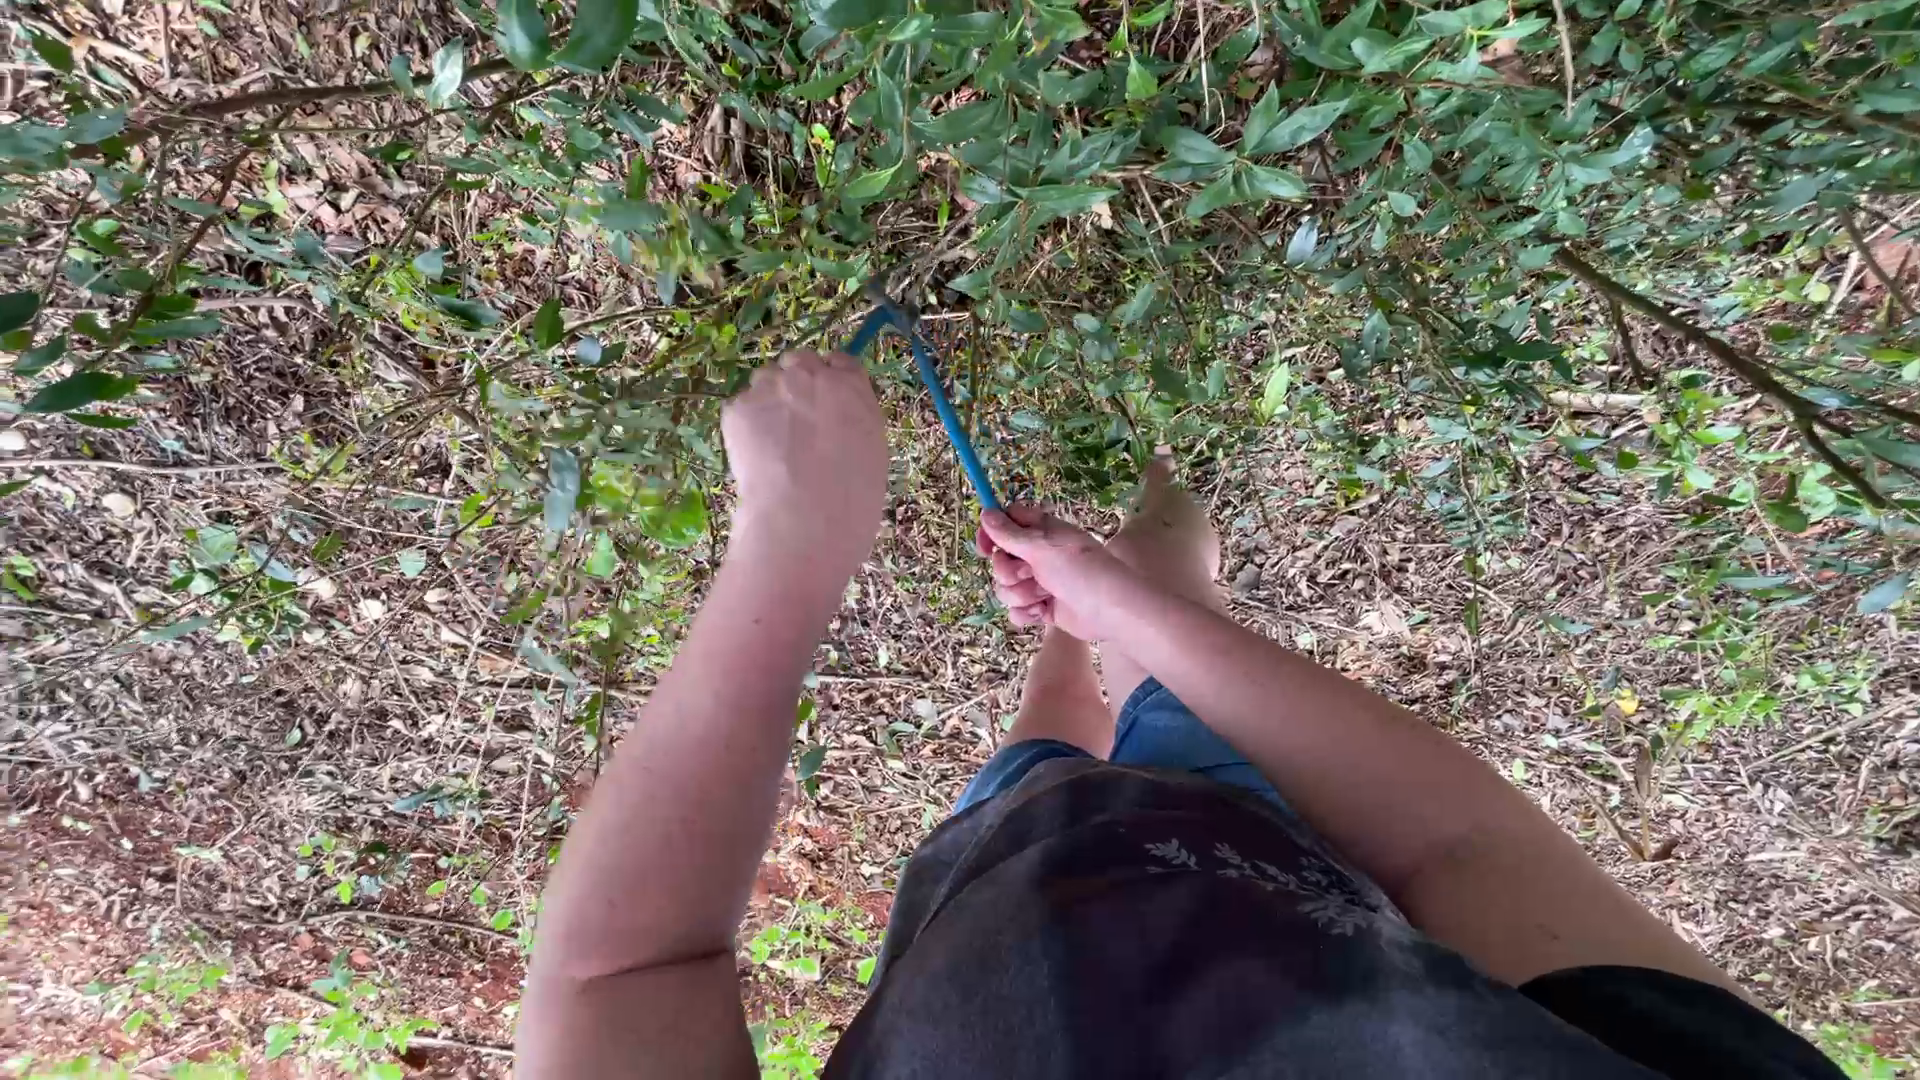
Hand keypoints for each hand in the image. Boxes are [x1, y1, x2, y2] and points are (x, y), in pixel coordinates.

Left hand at [721, 350, 888, 580]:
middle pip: (799, 362)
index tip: (827, 405)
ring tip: (774, 445)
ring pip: (766, 381)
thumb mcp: (872, 452)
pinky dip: (746, 426)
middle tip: (797, 424)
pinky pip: (742, 407)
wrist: (803, 522)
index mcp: (852, 386)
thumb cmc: (852, 499)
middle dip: (797, 384)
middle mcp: (809, 375)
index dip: (832, 382)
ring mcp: (769, 387)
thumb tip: (837, 420)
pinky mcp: (737, 408)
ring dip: (770, 401)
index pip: (840, 362)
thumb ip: (855, 421)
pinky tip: (757, 457)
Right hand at [975, 505, 1134, 640]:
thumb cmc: (1081, 571)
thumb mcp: (1043, 547)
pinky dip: (1026, 613)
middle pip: (1000, 559)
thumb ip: (1010, 534)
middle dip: (1009, 572)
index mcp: (1041, 532)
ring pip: (1006, 587)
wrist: (1110, 612)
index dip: (991, 534)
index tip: (985, 547)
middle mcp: (1038, 555)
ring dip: (1021, 594)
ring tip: (1043, 595)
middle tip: (1029, 574)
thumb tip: (985, 513)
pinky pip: (1016, 610)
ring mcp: (1039, 582)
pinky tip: (1042, 612)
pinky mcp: (1041, 608)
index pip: (1006, 523)